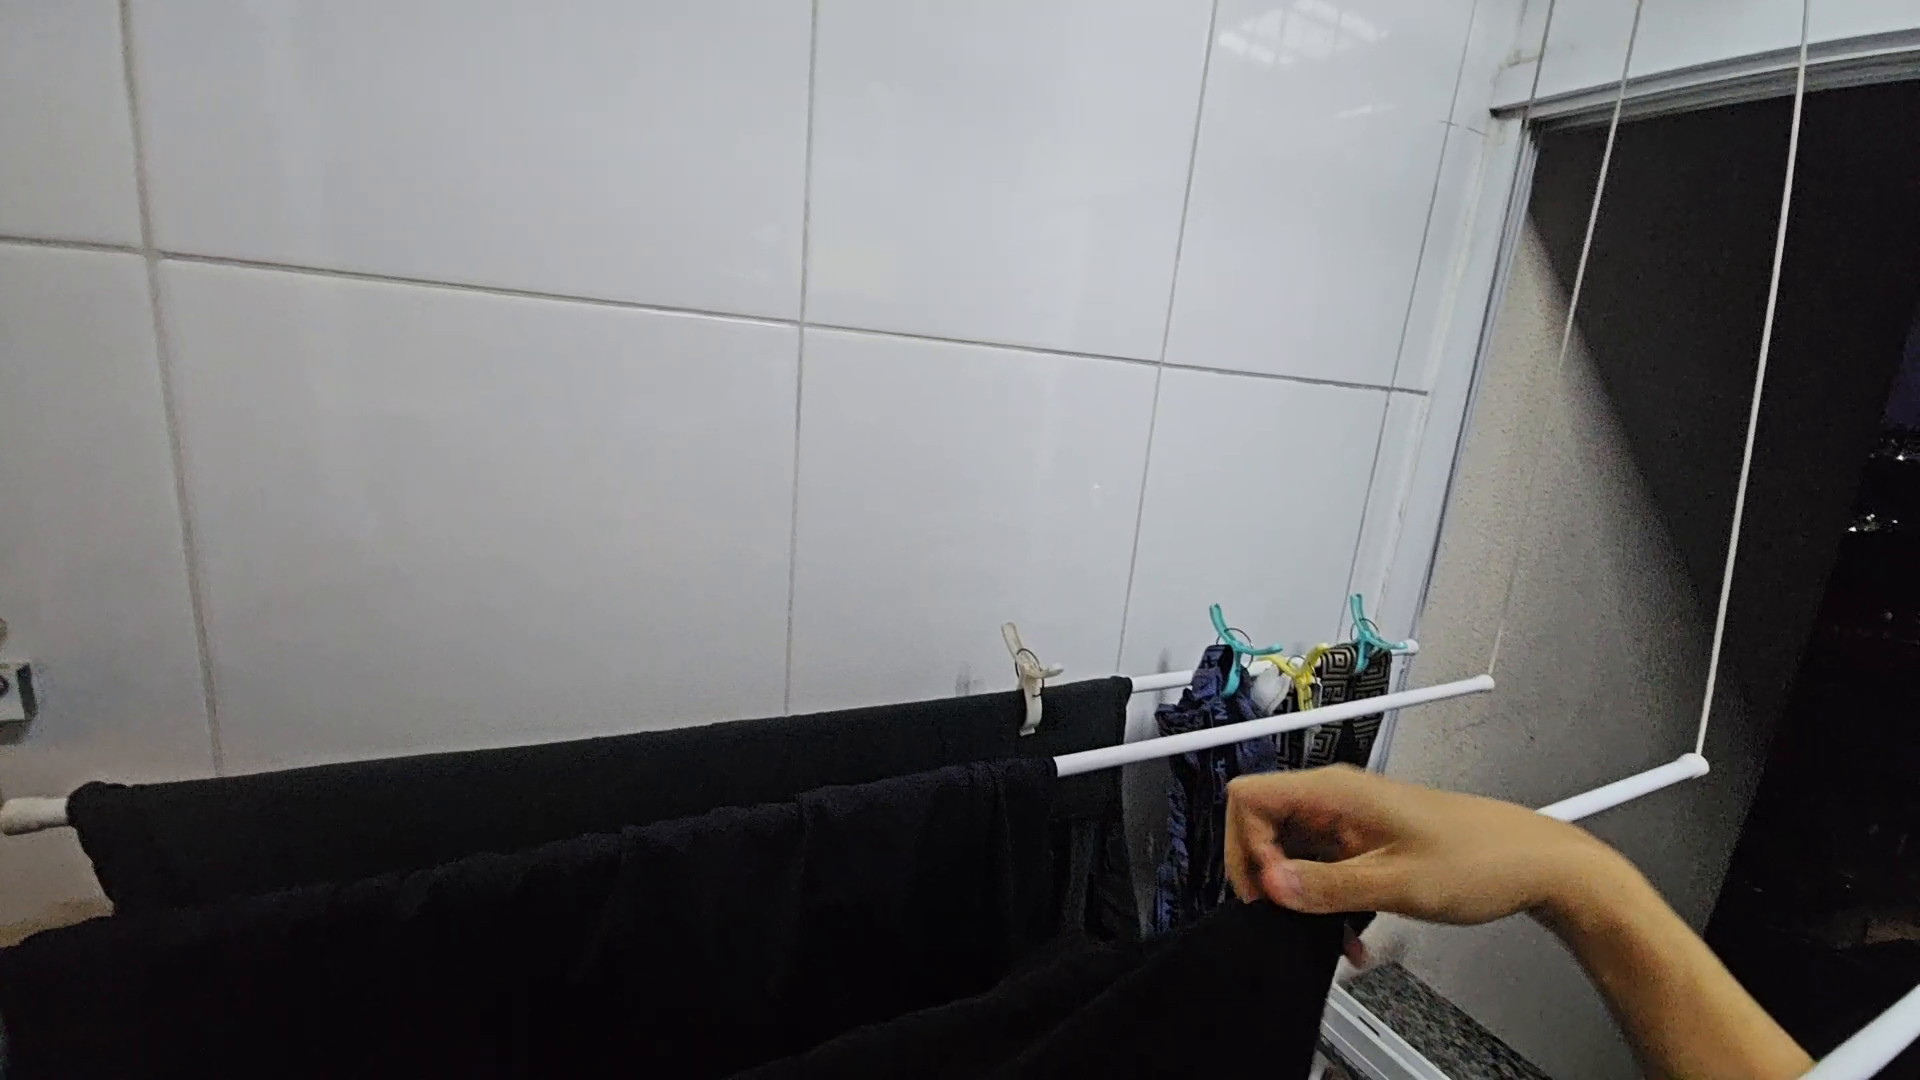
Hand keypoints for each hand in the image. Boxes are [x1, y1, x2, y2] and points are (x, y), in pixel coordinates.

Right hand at [1225, 764, 1623, 922]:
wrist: (1537, 864)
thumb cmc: (1479, 859)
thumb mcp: (1398, 882)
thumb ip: (1327, 885)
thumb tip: (1270, 885)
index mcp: (1332, 791)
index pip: (1250, 797)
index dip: (1247, 842)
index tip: (1272, 886)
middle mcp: (1330, 798)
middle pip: (1261, 823)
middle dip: (1263, 872)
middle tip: (1283, 914)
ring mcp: (1343, 819)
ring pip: (1287, 848)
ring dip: (1295, 892)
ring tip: (1322, 934)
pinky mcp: (1358, 840)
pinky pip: (1317, 864)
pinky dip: (1320, 897)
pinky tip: (1345, 934)